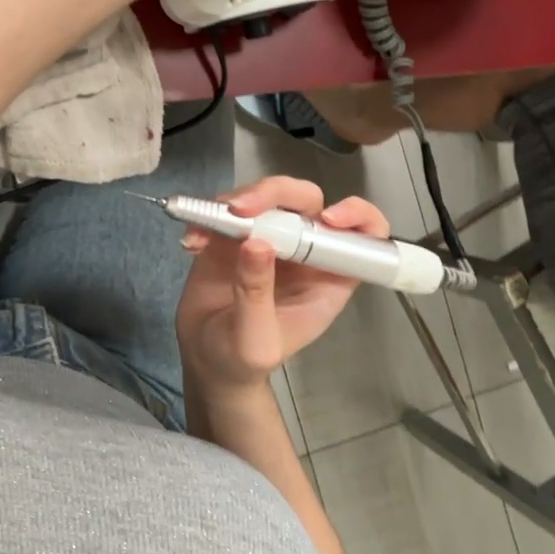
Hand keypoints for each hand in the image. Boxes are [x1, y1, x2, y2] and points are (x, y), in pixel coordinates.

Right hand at [174, 177, 390, 392]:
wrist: (206, 359)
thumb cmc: (244, 360)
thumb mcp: (255, 338)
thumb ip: (256, 293)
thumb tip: (257, 243)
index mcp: (327, 275)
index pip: (363, 233)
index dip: (355, 215)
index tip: (325, 219)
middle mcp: (302, 249)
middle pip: (305, 199)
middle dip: (276, 193)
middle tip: (241, 208)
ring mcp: (267, 237)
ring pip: (265, 196)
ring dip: (236, 200)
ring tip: (206, 228)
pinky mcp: (232, 235)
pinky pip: (224, 210)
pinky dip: (206, 216)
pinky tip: (191, 243)